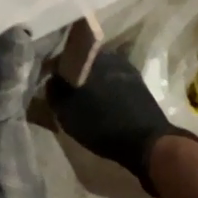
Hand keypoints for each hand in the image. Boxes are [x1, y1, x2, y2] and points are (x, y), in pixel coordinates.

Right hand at [47, 49, 197, 196]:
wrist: (147, 142)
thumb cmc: (102, 125)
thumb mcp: (67, 114)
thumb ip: (54, 93)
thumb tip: (51, 80)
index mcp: (87, 57)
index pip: (62, 58)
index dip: (53, 72)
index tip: (50, 85)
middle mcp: (107, 55)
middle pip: (82, 62)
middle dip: (73, 75)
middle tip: (66, 93)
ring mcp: (126, 67)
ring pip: (99, 71)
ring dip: (91, 82)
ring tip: (85, 100)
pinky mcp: (138, 82)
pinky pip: (113, 80)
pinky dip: (105, 89)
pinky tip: (103, 105)